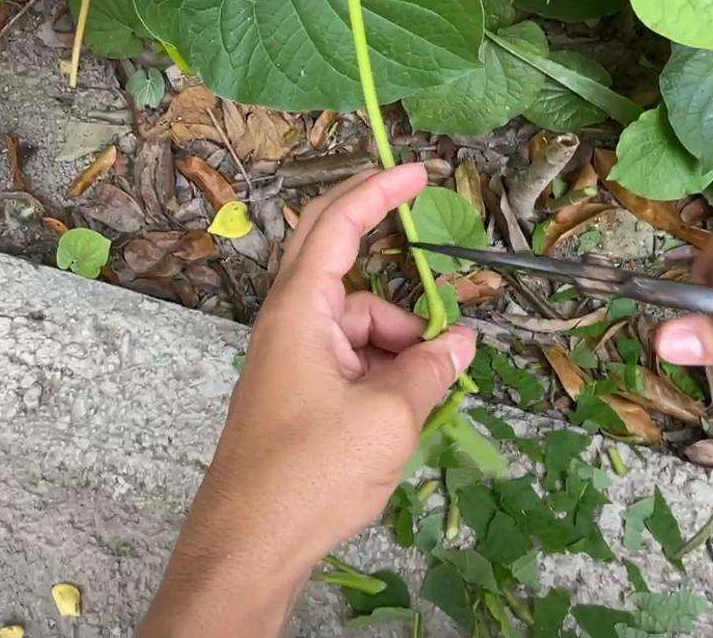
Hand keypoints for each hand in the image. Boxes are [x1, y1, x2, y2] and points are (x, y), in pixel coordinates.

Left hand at [140, 164, 476, 637]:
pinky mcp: (298, 385)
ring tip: (430, 382)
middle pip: (334, 252)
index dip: (378, 191)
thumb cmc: (311, 472)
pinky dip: (382, 365)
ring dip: (397, 336)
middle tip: (420, 210)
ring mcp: (292, 352)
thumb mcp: (388, 417)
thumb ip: (430, 369)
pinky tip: (407, 403)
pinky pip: (349, 353)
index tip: (417, 170)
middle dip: (377, 230)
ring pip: (355, 318)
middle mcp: (290, 318)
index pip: (336, 225)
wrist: (249, 542)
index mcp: (299, 307)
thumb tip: (463, 340)